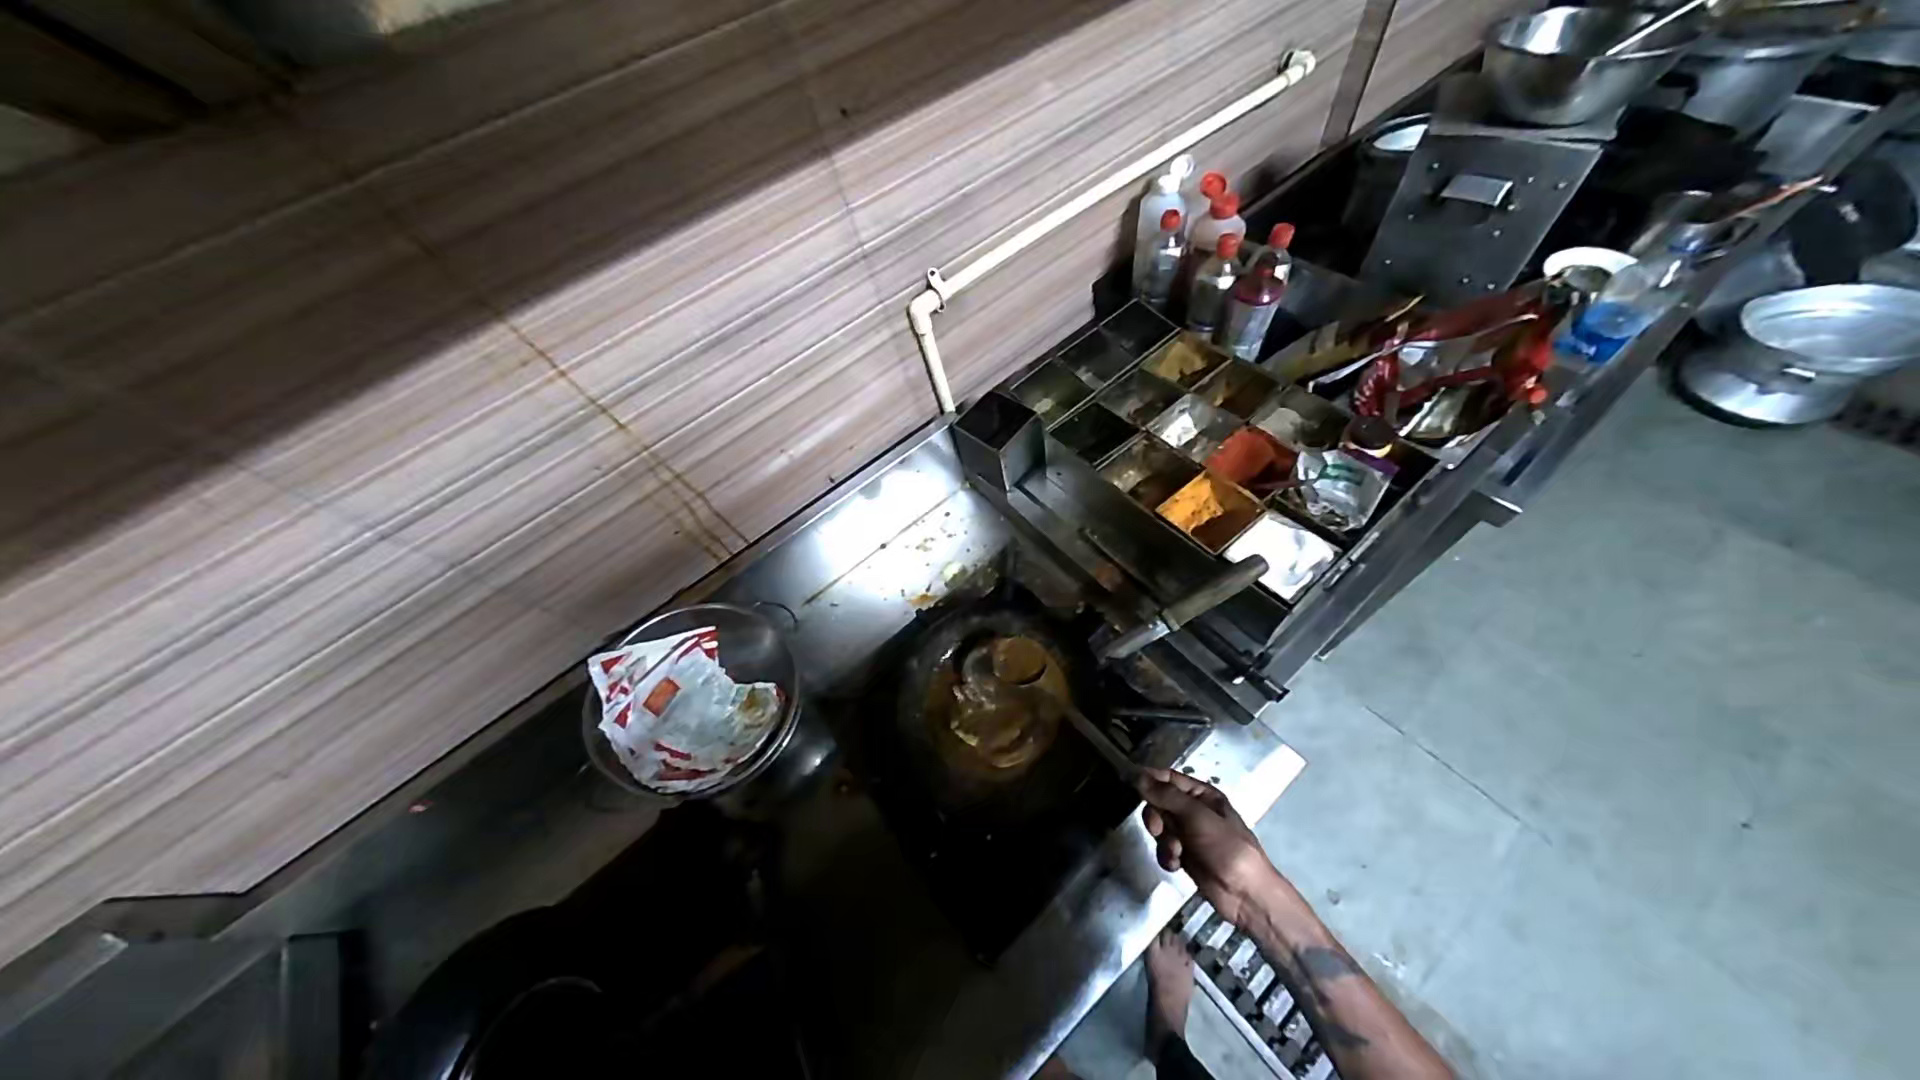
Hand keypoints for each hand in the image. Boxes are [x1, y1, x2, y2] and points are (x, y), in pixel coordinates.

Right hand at [1138, 768, 1282, 926]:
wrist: (1246, 894)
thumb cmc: (1226, 848)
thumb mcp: (1197, 816)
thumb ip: (1166, 796)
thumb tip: (1138, 774)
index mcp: (1202, 795)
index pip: (1168, 778)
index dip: (1150, 780)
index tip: (1132, 785)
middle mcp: (1193, 811)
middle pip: (1159, 803)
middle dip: (1156, 817)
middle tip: (1158, 829)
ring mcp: (1189, 834)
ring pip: (1160, 827)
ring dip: (1163, 840)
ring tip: (1176, 852)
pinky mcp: (1185, 856)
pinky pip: (1164, 848)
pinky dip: (1167, 856)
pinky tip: (1176, 865)